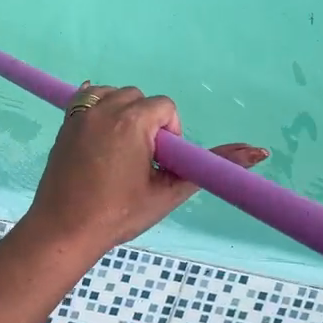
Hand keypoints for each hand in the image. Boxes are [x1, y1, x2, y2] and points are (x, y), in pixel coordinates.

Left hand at [24, 84, 268, 254]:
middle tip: (143, 157)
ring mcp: (78, 116)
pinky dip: (95, 106)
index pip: (164, 107)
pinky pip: (82, 99)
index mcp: (131, 121)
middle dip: (147, 121)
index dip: (169, 132)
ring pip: (110, 94)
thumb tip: (259, 151)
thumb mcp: (169, 191)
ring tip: (123, 148)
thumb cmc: (118, 214)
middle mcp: (103, 110)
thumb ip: (209, 167)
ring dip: (122, 112)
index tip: (160, 161)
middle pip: (137, 97)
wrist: (64, 228)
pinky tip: (101, 126)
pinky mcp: (63, 126)